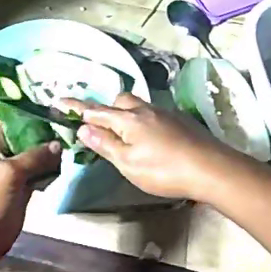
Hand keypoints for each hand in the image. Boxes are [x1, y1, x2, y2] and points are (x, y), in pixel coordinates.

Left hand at [0, 115, 61, 261]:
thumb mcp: (10, 172)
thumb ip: (35, 156)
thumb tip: (58, 143)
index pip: (8, 116)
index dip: (26, 107)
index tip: (50, 101)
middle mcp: (1, 153)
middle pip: (25, 135)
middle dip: (44, 129)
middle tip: (69, 122)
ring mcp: (12, 172)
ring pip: (34, 155)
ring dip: (49, 151)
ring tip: (72, 140)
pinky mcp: (21, 189)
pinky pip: (38, 173)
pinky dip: (49, 170)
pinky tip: (64, 164)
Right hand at [63, 93, 237, 202]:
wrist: (212, 169)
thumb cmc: (164, 170)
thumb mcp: (128, 163)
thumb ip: (106, 144)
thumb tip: (84, 128)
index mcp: (127, 120)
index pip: (95, 110)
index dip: (76, 108)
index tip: (59, 101)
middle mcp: (144, 110)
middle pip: (120, 101)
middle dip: (108, 109)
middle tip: (103, 128)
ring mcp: (164, 114)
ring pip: (139, 107)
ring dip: (127, 116)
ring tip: (128, 137)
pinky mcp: (180, 122)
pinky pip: (153, 115)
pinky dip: (144, 124)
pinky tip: (152, 142)